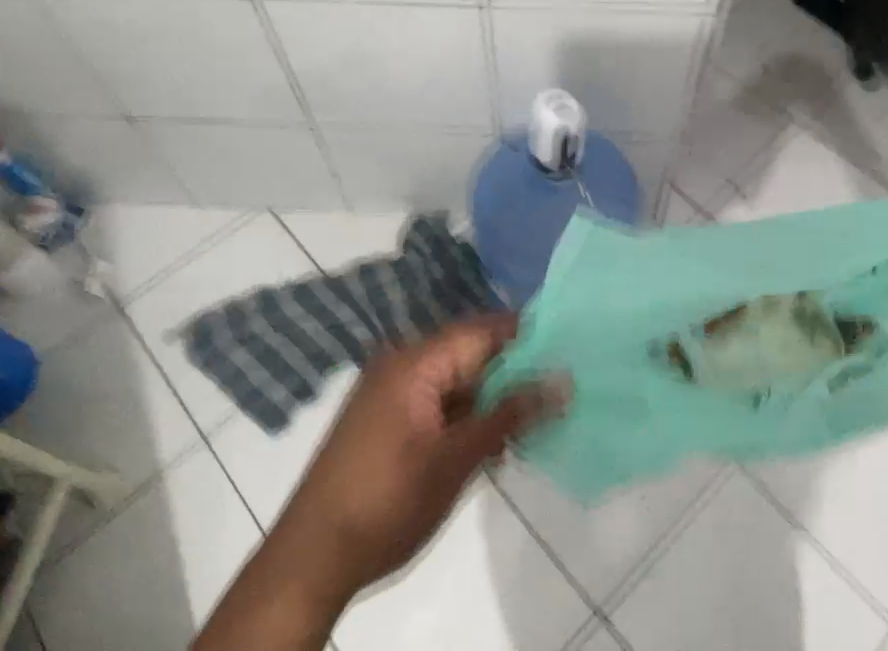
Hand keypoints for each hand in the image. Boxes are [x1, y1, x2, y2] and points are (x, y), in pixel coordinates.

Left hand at [195, 315, 557, 650]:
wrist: (314, 556)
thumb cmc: (387, 501)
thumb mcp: (456, 459)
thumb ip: (510, 415)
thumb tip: (563, 379)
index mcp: (414, 363)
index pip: (482, 330)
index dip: (528, 336)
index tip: (574, 350)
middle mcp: (402, 367)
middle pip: (472, 355)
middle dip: (517, 374)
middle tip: (565, 393)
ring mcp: (394, 396)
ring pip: (460, 384)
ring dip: (496, 402)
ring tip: (542, 424)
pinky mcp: (392, 424)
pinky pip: (442, 407)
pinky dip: (471, 421)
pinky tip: (501, 446)